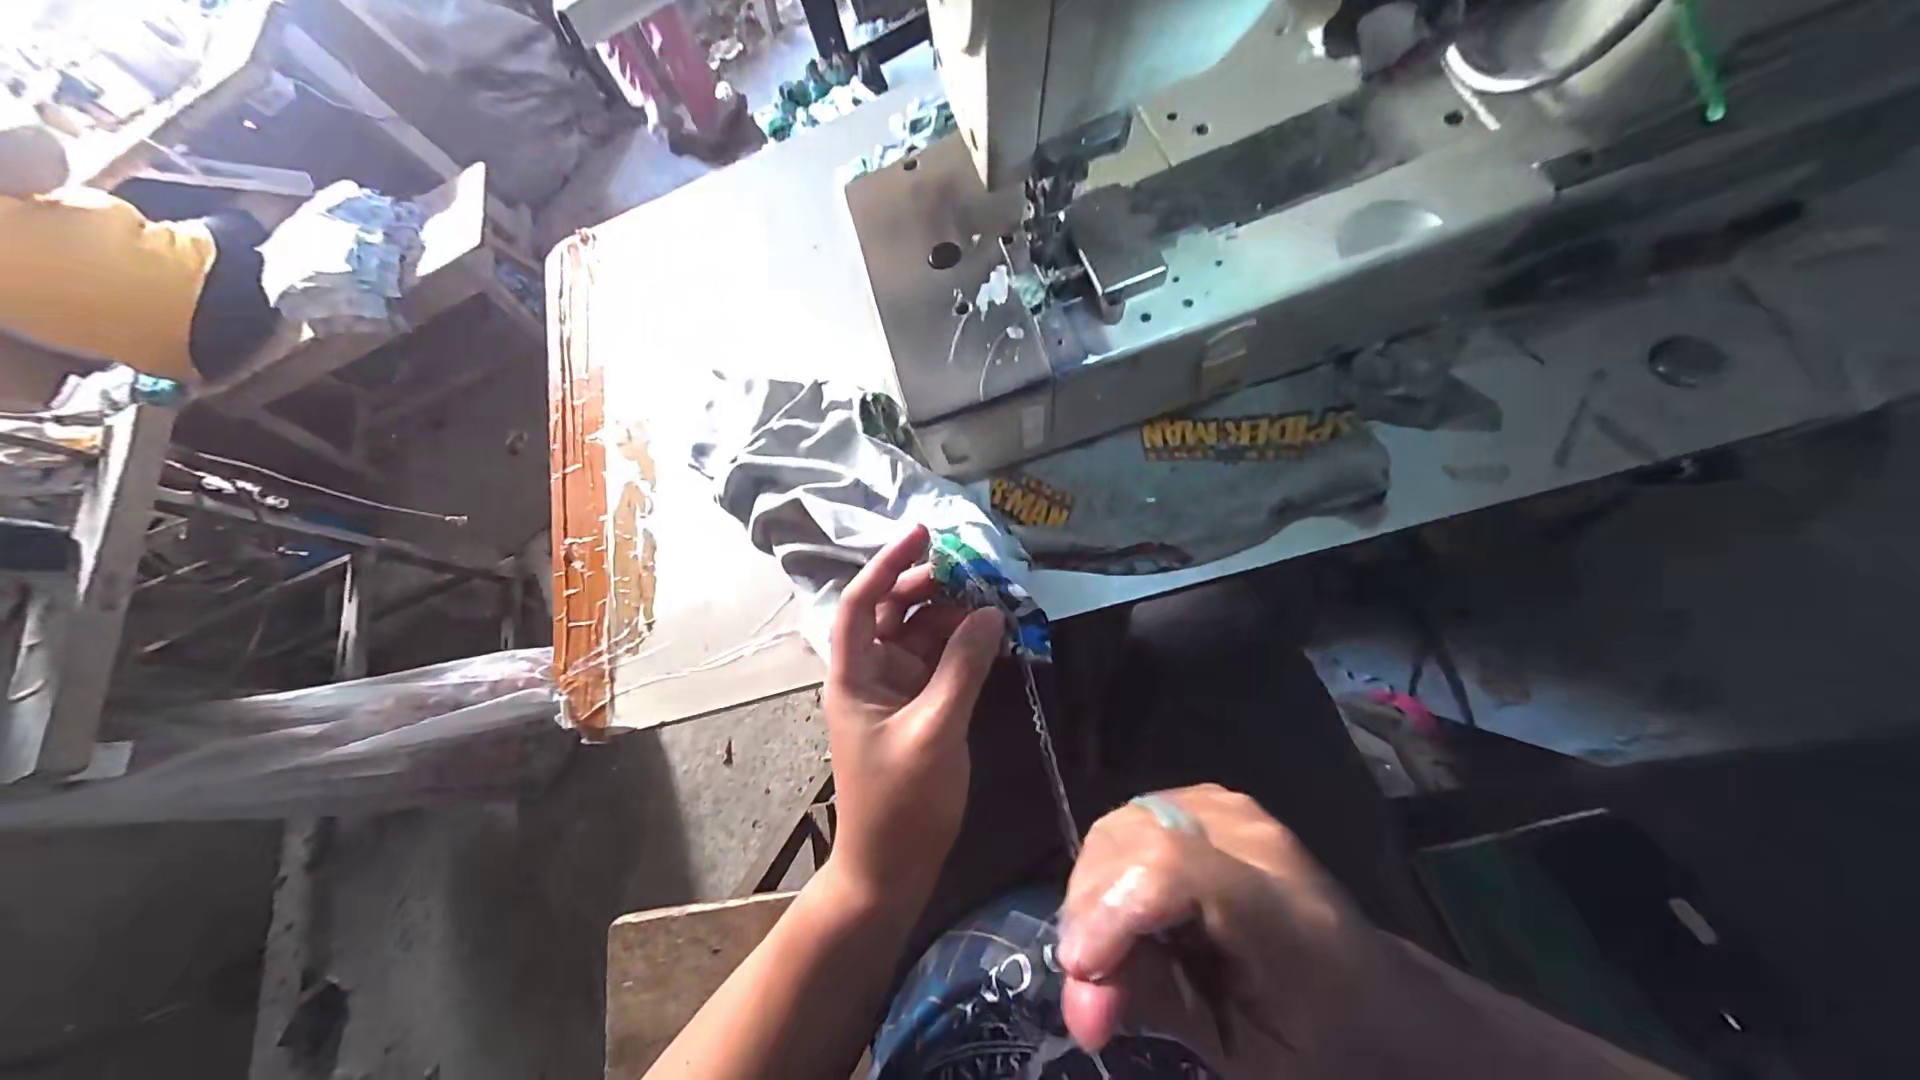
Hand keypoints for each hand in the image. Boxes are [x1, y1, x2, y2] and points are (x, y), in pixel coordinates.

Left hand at [825, 525, 1003, 903]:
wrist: (892, 867)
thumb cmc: (901, 802)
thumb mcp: (935, 730)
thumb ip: (962, 668)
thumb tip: (989, 614)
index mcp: (854, 674)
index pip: (861, 603)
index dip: (887, 564)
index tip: (923, 534)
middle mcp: (872, 672)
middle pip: (894, 612)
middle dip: (930, 588)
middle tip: (974, 574)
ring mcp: (898, 689)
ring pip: (923, 634)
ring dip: (954, 616)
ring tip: (993, 603)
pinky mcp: (923, 706)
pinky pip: (943, 661)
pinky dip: (965, 646)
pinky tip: (992, 635)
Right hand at [1056, 785, 1405, 1076]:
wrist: (1382, 998)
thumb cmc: (1326, 1049)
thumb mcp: (1247, 1058)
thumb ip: (1158, 1007)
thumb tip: (1076, 998)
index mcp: (1286, 918)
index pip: (1177, 869)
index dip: (1111, 909)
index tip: (1080, 971)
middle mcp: (1256, 840)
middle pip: (1135, 839)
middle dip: (1091, 907)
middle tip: (1088, 980)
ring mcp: (1230, 809)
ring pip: (1124, 823)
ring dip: (1095, 886)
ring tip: (1105, 947)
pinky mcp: (1210, 800)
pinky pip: (1135, 819)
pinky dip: (1113, 864)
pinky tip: (1126, 908)